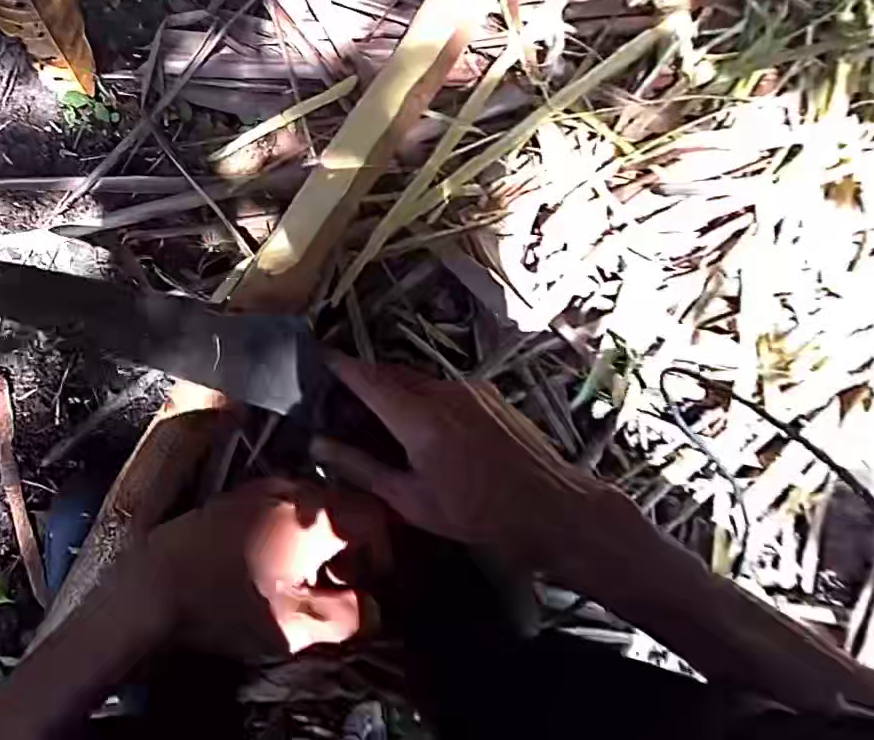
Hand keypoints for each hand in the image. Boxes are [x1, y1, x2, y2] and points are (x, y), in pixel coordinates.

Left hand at [118, 478, 387, 659]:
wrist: (159, 580)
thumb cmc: (229, 602)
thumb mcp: (296, 627)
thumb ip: (347, 616)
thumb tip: (371, 605)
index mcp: (313, 517)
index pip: (374, 515)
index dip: (386, 550)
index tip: (376, 581)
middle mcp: (290, 490)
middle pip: (344, 506)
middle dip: (354, 545)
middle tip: (342, 585)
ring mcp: (261, 487)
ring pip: (313, 504)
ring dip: (323, 537)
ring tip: (308, 576)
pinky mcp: (238, 494)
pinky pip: (284, 502)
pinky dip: (295, 528)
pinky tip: (275, 560)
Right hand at [310, 356, 603, 575]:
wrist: (560, 511)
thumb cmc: (480, 514)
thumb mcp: (412, 501)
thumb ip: (361, 467)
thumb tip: (318, 445)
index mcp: (417, 416)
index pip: (365, 376)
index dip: (337, 365)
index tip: (314, 359)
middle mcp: (440, 390)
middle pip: (386, 373)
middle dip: (360, 381)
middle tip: (341, 403)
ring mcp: (466, 387)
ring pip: (413, 378)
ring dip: (390, 390)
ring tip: (380, 419)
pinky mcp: (484, 392)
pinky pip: (438, 385)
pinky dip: (418, 395)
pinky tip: (423, 426)